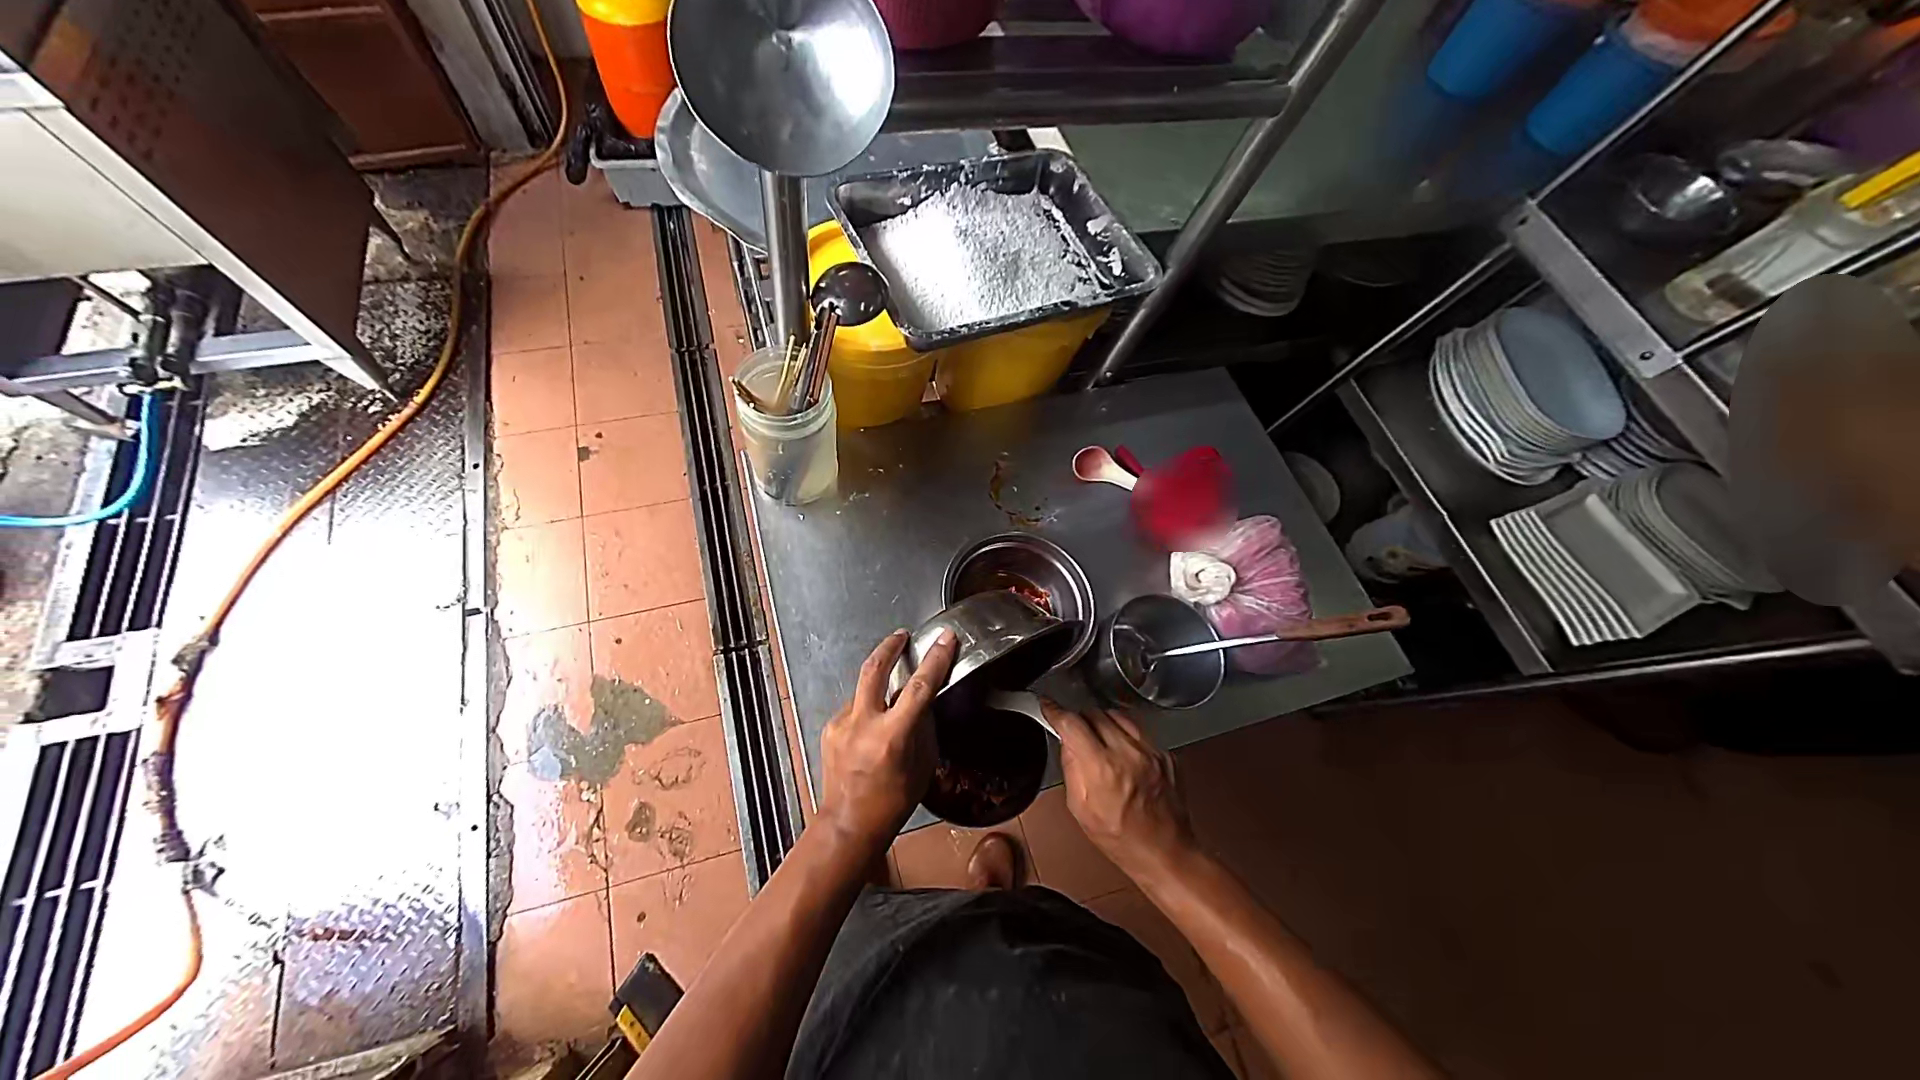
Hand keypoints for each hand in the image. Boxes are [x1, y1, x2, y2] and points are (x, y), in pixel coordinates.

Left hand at [819, 629, 956, 849]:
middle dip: (889, 646)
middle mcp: (863, 725)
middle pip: (874, 668)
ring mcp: (842, 725)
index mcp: (892, 736)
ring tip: (890, 702)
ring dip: (879, 687)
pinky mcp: (830, 728)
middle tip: (901, 636)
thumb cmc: (890, 803)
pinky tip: (872, 729)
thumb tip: (925, 702)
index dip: (935, 659)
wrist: (849, 823)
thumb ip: (924, 728)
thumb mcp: (922, 766)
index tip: (945, 640)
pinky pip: (854, 708)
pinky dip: (867, 710)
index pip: (919, 687)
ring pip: (863, 689)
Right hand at [1043, 700, 1197, 882]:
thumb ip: (1071, 768)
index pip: (1071, 722)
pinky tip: (1123, 756)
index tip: (1048, 706)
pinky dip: (1126, 736)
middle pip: (1094, 713)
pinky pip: (1139, 731)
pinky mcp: (1165, 754)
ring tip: (1101, 745)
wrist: (1164, 852)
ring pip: (1118, 716)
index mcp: (1102, 768)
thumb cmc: (1123, 838)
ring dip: (1103, 724)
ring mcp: (1150, 752)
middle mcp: (1128, 754)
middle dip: (1080, 720)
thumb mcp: (1080, 808)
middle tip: (1077, 736)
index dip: (1055, 711)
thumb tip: (1066, 741)